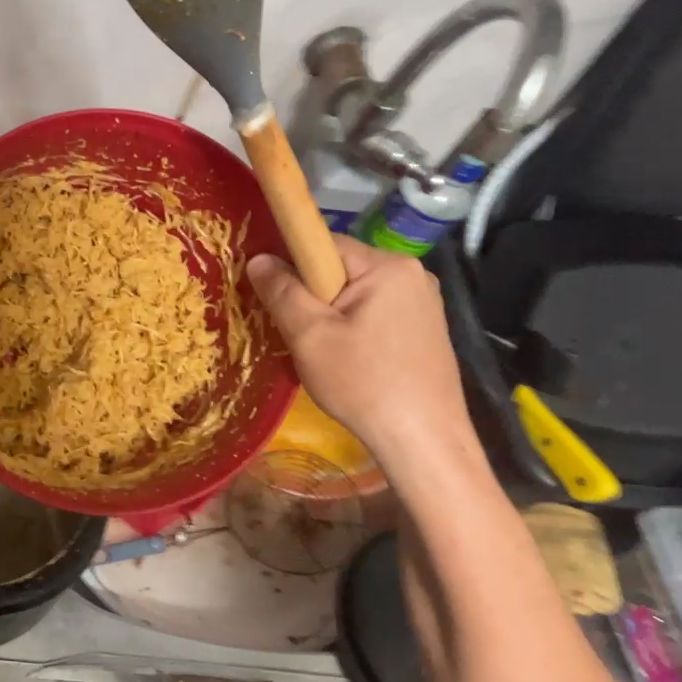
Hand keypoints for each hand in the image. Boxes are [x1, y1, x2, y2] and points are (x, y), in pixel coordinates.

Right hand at [245, 234, 469, 459]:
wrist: (422, 437)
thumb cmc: (362, 382)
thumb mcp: (309, 335)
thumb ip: (282, 292)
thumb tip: (258, 259)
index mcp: (387, 266)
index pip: (323, 244)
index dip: (290, 264)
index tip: (270, 294)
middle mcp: (411, 274)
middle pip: (340, 269)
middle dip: (310, 295)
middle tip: (293, 332)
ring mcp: (421, 302)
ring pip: (354, 294)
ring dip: (328, 315)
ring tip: (317, 351)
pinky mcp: (423, 328)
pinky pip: (372, 313)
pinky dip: (350, 328)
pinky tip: (345, 359)